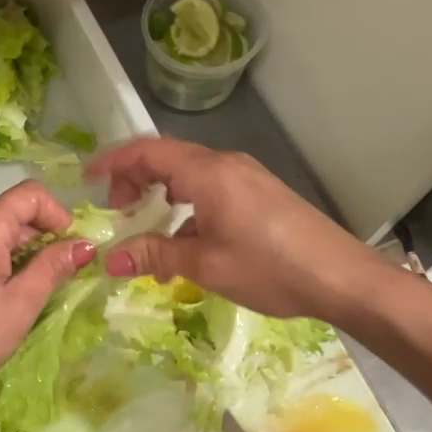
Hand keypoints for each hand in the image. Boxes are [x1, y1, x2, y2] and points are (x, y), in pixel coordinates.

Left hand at [0, 181, 95, 412]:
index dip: (58, 214)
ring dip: (16, 251)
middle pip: (10, 213)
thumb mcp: (21, 303)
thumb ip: (52, 267)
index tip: (71, 247)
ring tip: (24, 291)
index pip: (30, 194)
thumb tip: (84, 245)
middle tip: (56, 276)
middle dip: (39, 237)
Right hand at [87, 137, 395, 326]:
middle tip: (117, 210)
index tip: (87, 180)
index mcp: (208, 173)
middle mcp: (225, 164)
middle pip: (166, 156)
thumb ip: (154, 255)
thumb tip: (109, 260)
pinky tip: (185, 233)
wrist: (344, 279)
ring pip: (188, 170)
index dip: (113, 162)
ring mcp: (246, 175)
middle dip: (133, 178)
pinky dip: (184, 199)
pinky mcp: (260, 191)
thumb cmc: (270, 269)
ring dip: (159, 189)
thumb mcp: (205, 266)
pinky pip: (208, 182)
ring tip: (146, 222)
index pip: (147, 151)